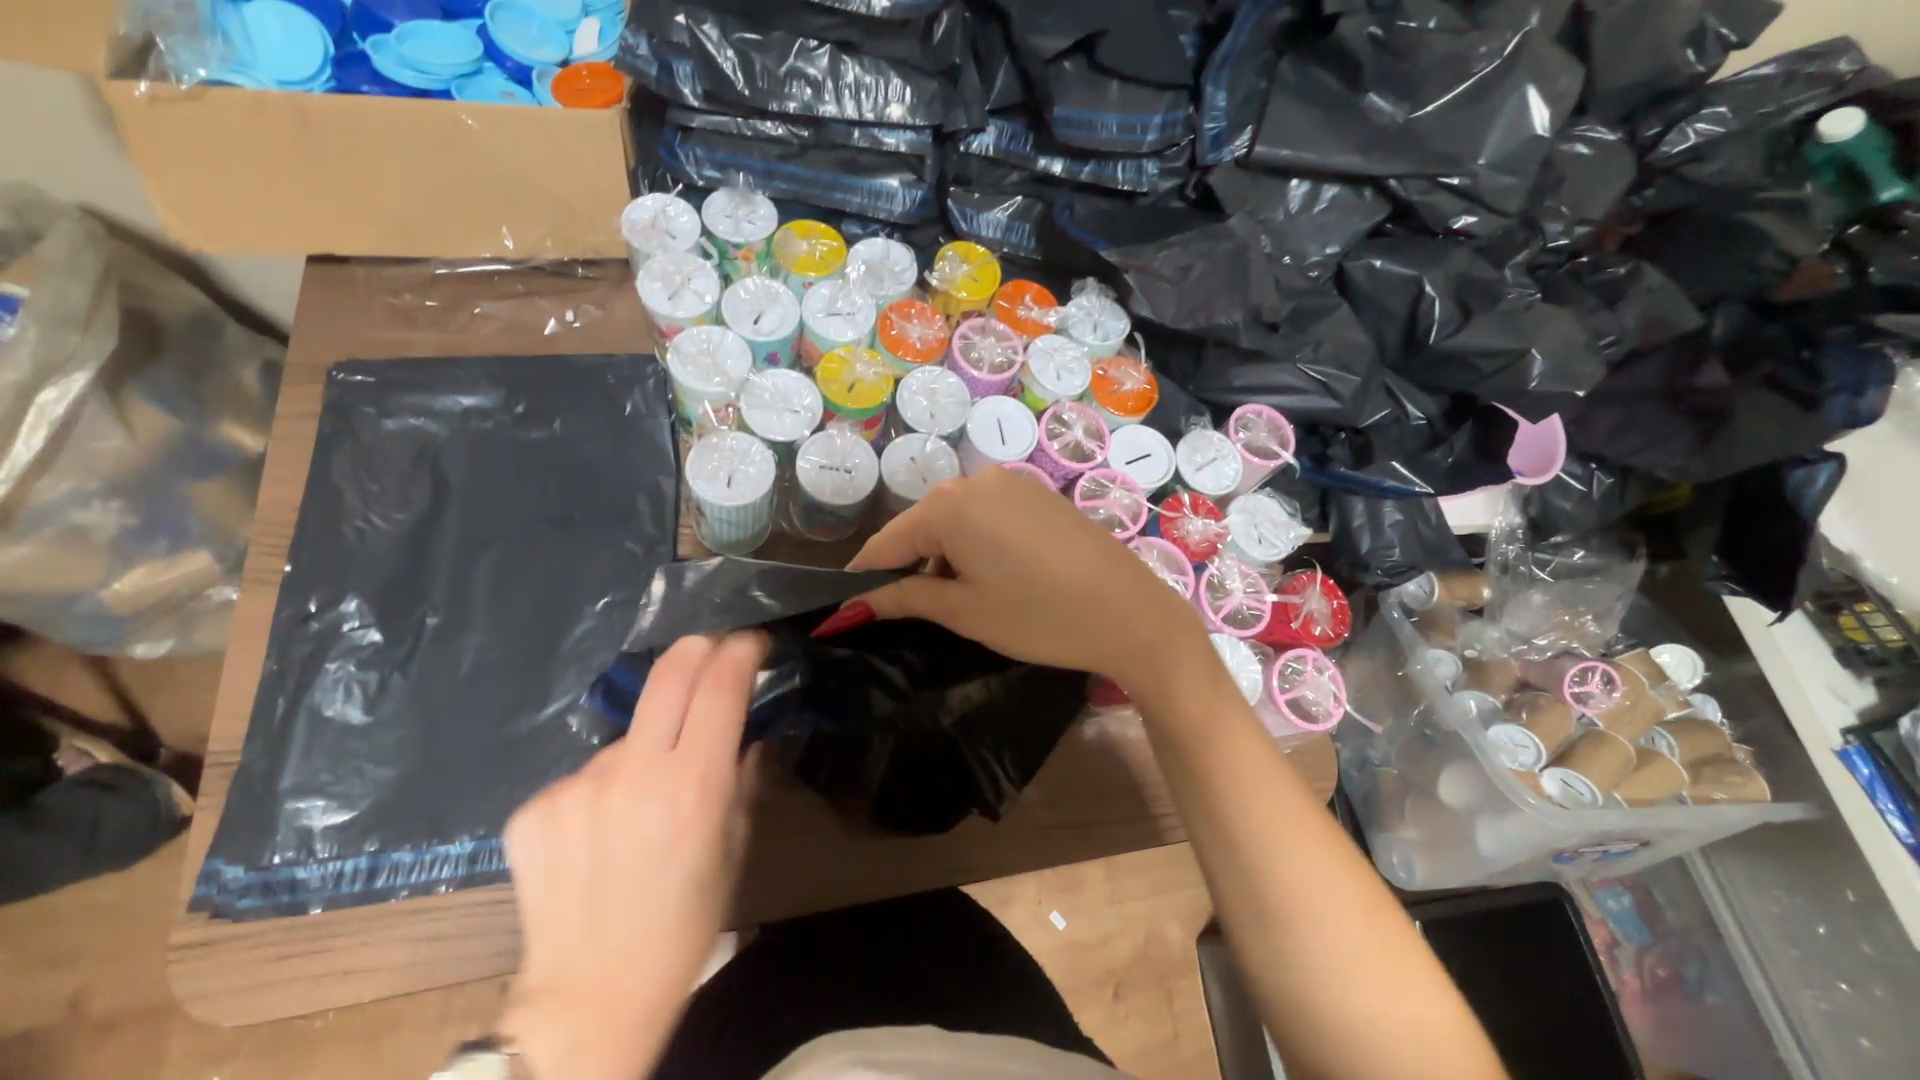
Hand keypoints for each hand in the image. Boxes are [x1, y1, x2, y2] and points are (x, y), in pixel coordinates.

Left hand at [498, 633, 765, 1079]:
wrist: (592, 990)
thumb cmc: (684, 923)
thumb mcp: (733, 850)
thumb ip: (740, 778)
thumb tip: (744, 730)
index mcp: (693, 786)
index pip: (720, 684)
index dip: (741, 651)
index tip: (751, 643)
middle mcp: (632, 772)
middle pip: (668, 673)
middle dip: (698, 649)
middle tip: (712, 650)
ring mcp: (573, 786)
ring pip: (623, 737)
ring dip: (644, 748)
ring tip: (642, 805)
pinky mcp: (532, 806)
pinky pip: (582, 777)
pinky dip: (602, 791)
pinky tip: (600, 836)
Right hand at [844, 466, 1211, 690]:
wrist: (1131, 614)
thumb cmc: (1039, 617)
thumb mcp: (964, 612)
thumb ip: (903, 599)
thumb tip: (851, 608)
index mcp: (948, 506)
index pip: (886, 542)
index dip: (864, 578)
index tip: (845, 610)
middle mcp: (975, 480)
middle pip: (921, 526)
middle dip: (907, 566)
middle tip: (905, 613)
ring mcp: (1012, 483)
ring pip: (955, 520)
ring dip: (942, 556)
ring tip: (954, 602)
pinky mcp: (1039, 494)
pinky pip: (987, 515)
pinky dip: (974, 543)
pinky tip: (991, 578)